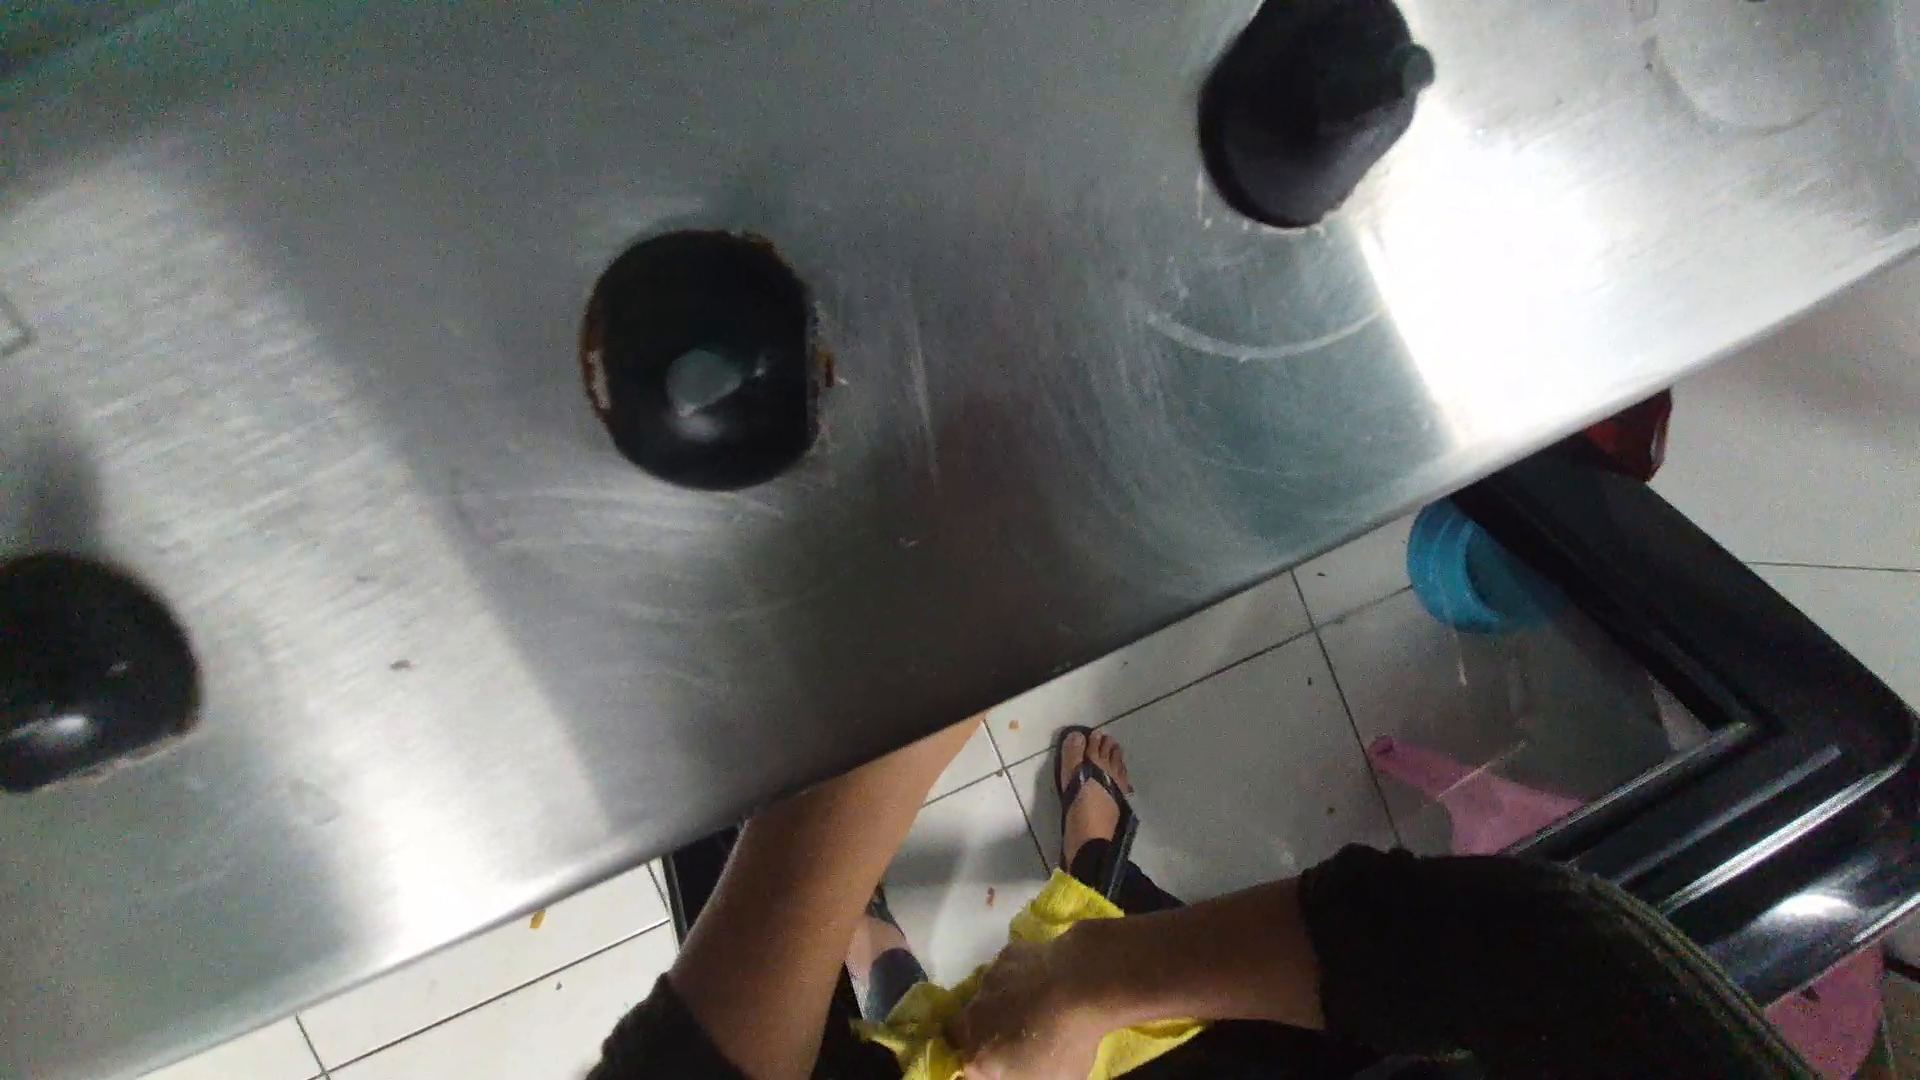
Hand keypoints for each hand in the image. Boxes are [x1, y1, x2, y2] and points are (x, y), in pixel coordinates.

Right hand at [950, 934, 1111, 1079]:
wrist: (1080, 984)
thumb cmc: (1066, 1044)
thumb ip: (1021, 1078)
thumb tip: (1018, 1070)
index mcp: (979, 1057)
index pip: (971, 1073)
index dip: (988, 1073)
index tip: (1005, 1069)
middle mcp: (973, 1018)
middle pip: (966, 1032)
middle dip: (983, 1036)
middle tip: (1009, 1041)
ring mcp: (987, 981)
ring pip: (985, 998)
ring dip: (999, 1006)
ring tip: (1030, 1008)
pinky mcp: (1004, 955)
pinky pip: (1004, 973)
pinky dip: (1015, 980)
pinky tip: (1039, 982)